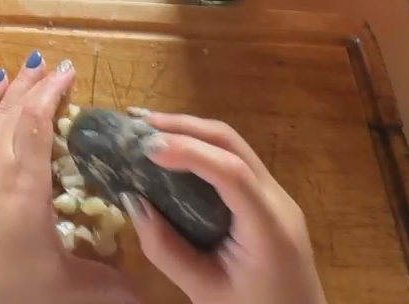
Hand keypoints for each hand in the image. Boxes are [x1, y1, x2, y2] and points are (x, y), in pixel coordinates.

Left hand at [0, 52, 136, 303]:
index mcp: (24, 175)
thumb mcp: (60, 288)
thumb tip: (144, 293)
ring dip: (13, 87)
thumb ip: (105, 284)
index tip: (69, 71)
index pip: (40, 117)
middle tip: (56, 66)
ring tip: (28, 67)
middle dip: (38, 83)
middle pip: (17, 105)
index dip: (54, 91)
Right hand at [123, 113, 325, 303]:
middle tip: (136, 123)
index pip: (231, 172)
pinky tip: (171, 146)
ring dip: (188, 129)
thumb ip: (166, 249)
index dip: (188, 151)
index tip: (146, 147)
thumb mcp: (204, 293)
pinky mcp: (266, 196)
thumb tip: (130, 198)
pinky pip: (232, 157)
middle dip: (182, 127)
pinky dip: (198, 143)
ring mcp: (276, 195)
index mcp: (270, 229)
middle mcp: (278, 201)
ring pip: (231, 143)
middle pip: (231, 143)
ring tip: (146, 127)